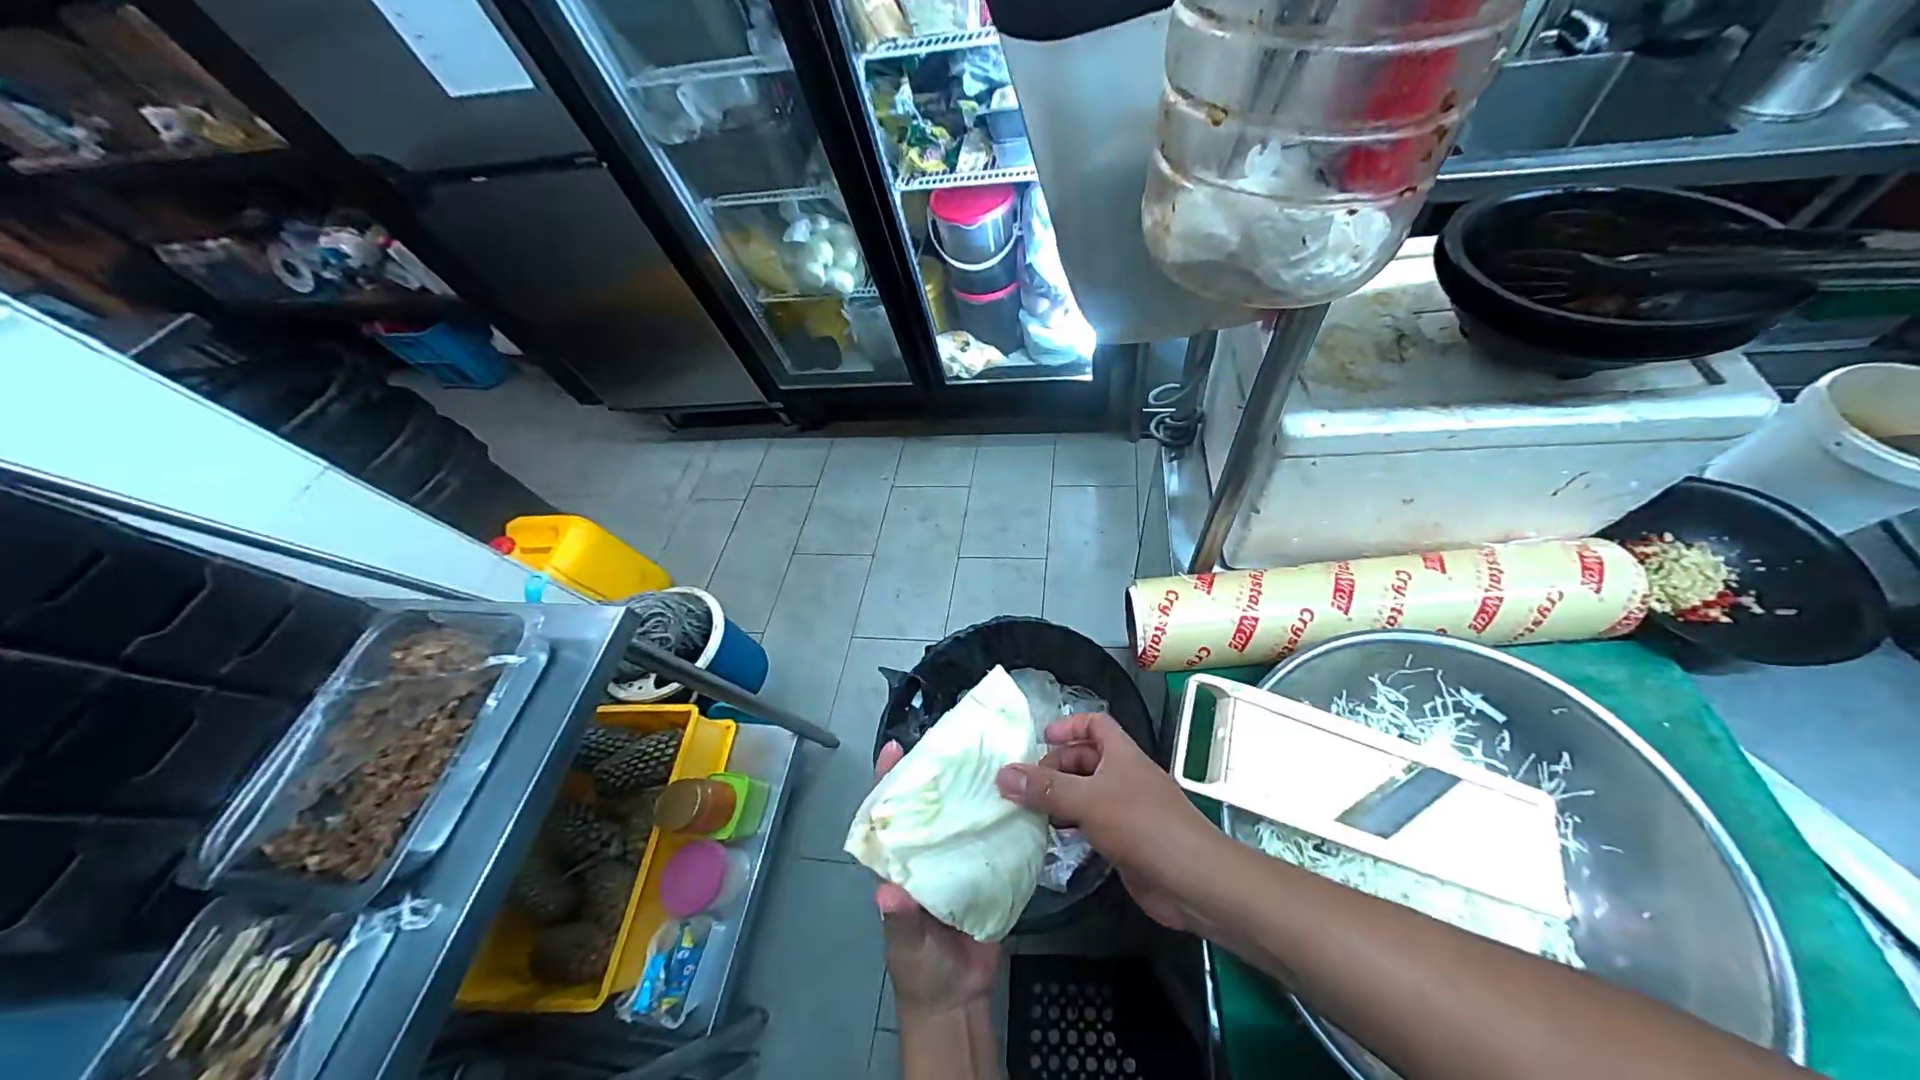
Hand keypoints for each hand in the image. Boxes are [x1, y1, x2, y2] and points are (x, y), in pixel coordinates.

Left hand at [872, 740, 1001, 1016]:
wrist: (958, 1000)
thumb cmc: (920, 970)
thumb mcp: (905, 945)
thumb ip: (900, 921)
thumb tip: (886, 895)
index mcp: (902, 862)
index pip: (892, 813)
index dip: (890, 780)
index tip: (895, 747)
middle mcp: (929, 852)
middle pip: (931, 805)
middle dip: (939, 773)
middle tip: (956, 741)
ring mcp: (959, 859)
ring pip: (963, 816)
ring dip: (974, 790)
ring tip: (991, 757)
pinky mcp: (987, 872)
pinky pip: (995, 840)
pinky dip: (1004, 819)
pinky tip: (1019, 797)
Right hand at [995, 713, 1226, 934]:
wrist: (1191, 880)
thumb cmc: (1142, 825)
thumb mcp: (1087, 799)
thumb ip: (1045, 788)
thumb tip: (1003, 774)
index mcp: (1122, 754)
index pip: (1096, 724)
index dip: (1070, 725)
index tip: (1042, 738)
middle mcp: (1125, 777)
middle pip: (1086, 760)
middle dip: (1056, 767)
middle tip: (1024, 783)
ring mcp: (1127, 810)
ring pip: (1087, 793)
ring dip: (1060, 798)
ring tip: (1028, 809)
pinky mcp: (1127, 841)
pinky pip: (1092, 824)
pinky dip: (1071, 826)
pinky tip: (1051, 838)